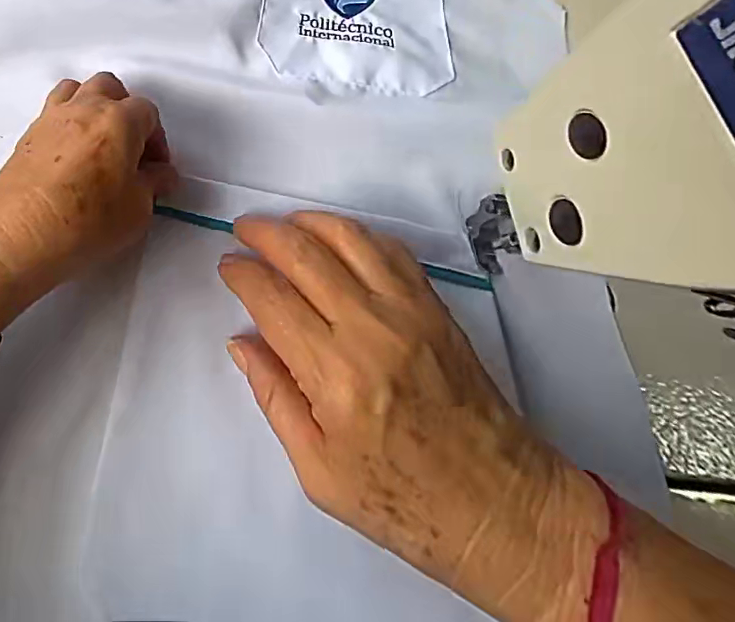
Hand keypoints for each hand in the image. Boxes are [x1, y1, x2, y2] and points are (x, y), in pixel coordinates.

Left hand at [0, 72, 177, 335]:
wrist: (15, 234)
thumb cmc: (84, 222)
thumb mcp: (136, 211)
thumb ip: (152, 184)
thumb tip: (159, 174)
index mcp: (118, 120)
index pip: (147, 112)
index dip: (156, 139)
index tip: (154, 169)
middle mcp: (83, 108)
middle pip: (109, 88)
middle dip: (124, 111)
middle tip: (128, 149)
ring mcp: (51, 118)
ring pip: (76, 91)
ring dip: (91, 107)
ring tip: (97, 145)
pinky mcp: (27, 134)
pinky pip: (53, 112)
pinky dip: (66, 122)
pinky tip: (70, 156)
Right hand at [219, 212, 605, 621]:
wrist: (507, 512)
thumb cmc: (404, 502)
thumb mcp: (317, 470)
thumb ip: (273, 397)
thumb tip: (241, 342)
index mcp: (333, 375)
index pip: (270, 297)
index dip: (240, 273)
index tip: (228, 267)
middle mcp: (370, 332)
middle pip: (302, 254)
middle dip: (262, 233)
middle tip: (242, 232)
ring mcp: (408, 314)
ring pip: (347, 238)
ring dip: (305, 222)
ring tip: (282, 225)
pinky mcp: (436, 310)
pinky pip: (390, 251)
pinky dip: (355, 233)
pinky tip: (334, 239)